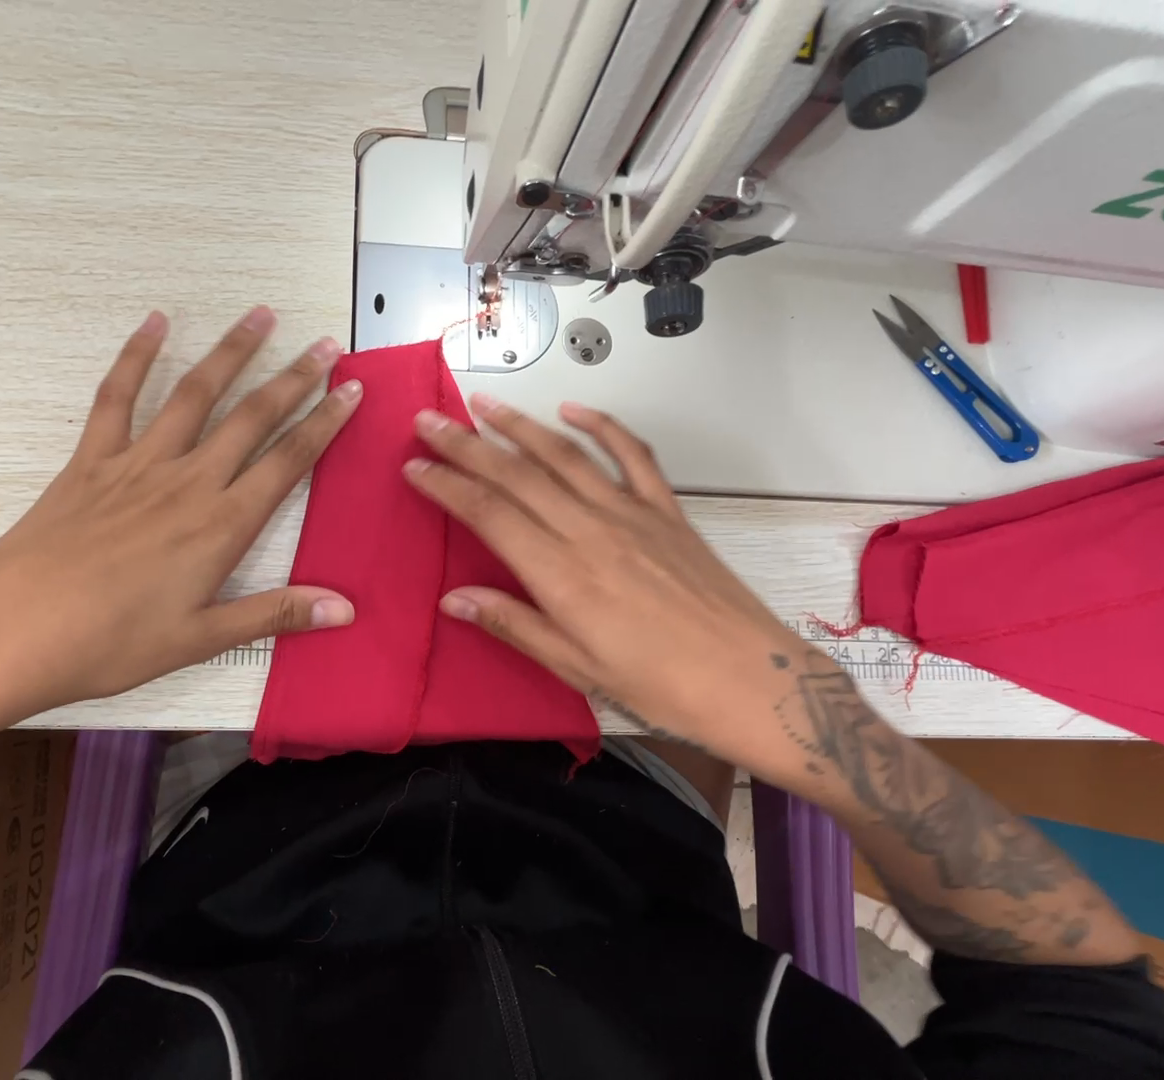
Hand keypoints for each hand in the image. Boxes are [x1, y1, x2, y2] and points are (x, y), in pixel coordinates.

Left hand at [0, 306, 361, 726]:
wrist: (14, 629)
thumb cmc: (112, 643)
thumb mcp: (202, 639)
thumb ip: (276, 614)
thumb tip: (346, 610)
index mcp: (221, 525)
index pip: (288, 462)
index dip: (325, 423)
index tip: (351, 391)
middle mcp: (188, 481)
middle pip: (252, 417)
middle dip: (294, 378)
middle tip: (326, 344)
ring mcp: (138, 463)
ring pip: (195, 395)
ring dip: (232, 352)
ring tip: (260, 315)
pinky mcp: (92, 460)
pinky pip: (117, 397)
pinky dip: (135, 356)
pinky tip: (154, 322)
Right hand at [402, 395, 814, 763]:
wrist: (748, 680)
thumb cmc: (659, 685)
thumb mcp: (577, 667)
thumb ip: (514, 624)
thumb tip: (453, 599)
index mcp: (562, 575)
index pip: (489, 515)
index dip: (447, 486)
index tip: (415, 466)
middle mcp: (591, 532)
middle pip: (517, 476)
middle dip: (466, 445)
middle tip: (429, 420)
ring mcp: (632, 514)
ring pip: (565, 456)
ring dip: (520, 426)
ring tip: (484, 405)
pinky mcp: (667, 512)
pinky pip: (633, 456)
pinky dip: (603, 427)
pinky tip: (575, 409)